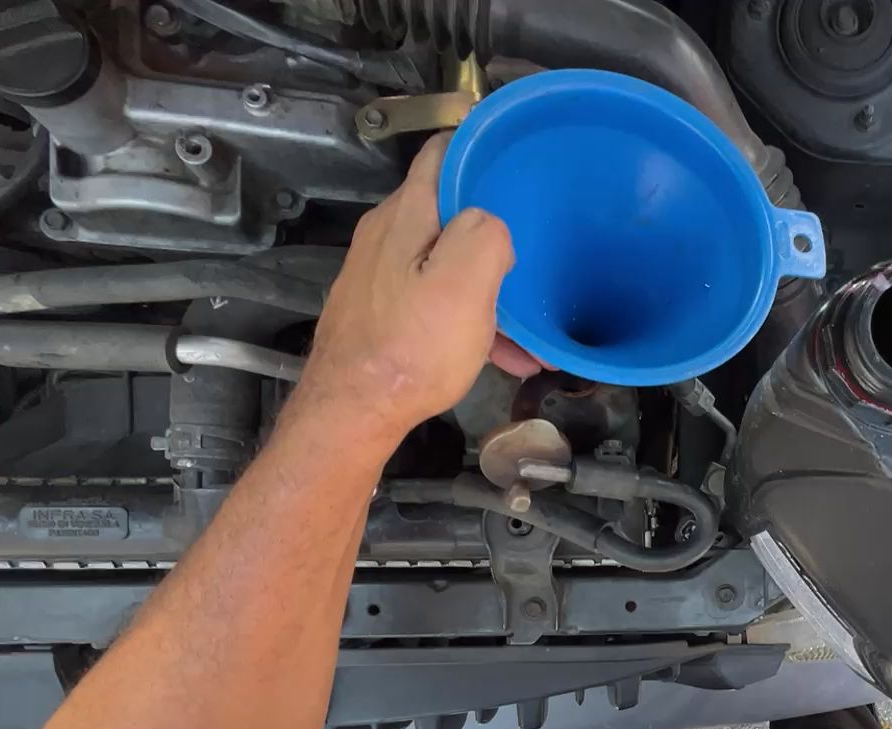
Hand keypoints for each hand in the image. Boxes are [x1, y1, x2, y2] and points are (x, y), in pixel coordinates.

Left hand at [295, 133, 543, 443]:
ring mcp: (384, 276)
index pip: (443, 158)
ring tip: (531, 332)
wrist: (357, 410)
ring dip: (493, 292)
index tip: (517, 171)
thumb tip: (493, 224)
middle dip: (496, 237)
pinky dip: (472, 320)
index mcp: (407, 218)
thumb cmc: (412, 349)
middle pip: (451, 217)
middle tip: (533, 260)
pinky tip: (504, 354)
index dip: (483, 156)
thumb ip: (485, 238)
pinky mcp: (385, 312)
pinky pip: (438, 303)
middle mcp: (389, 237)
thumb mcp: (464, 287)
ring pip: (449, 266)